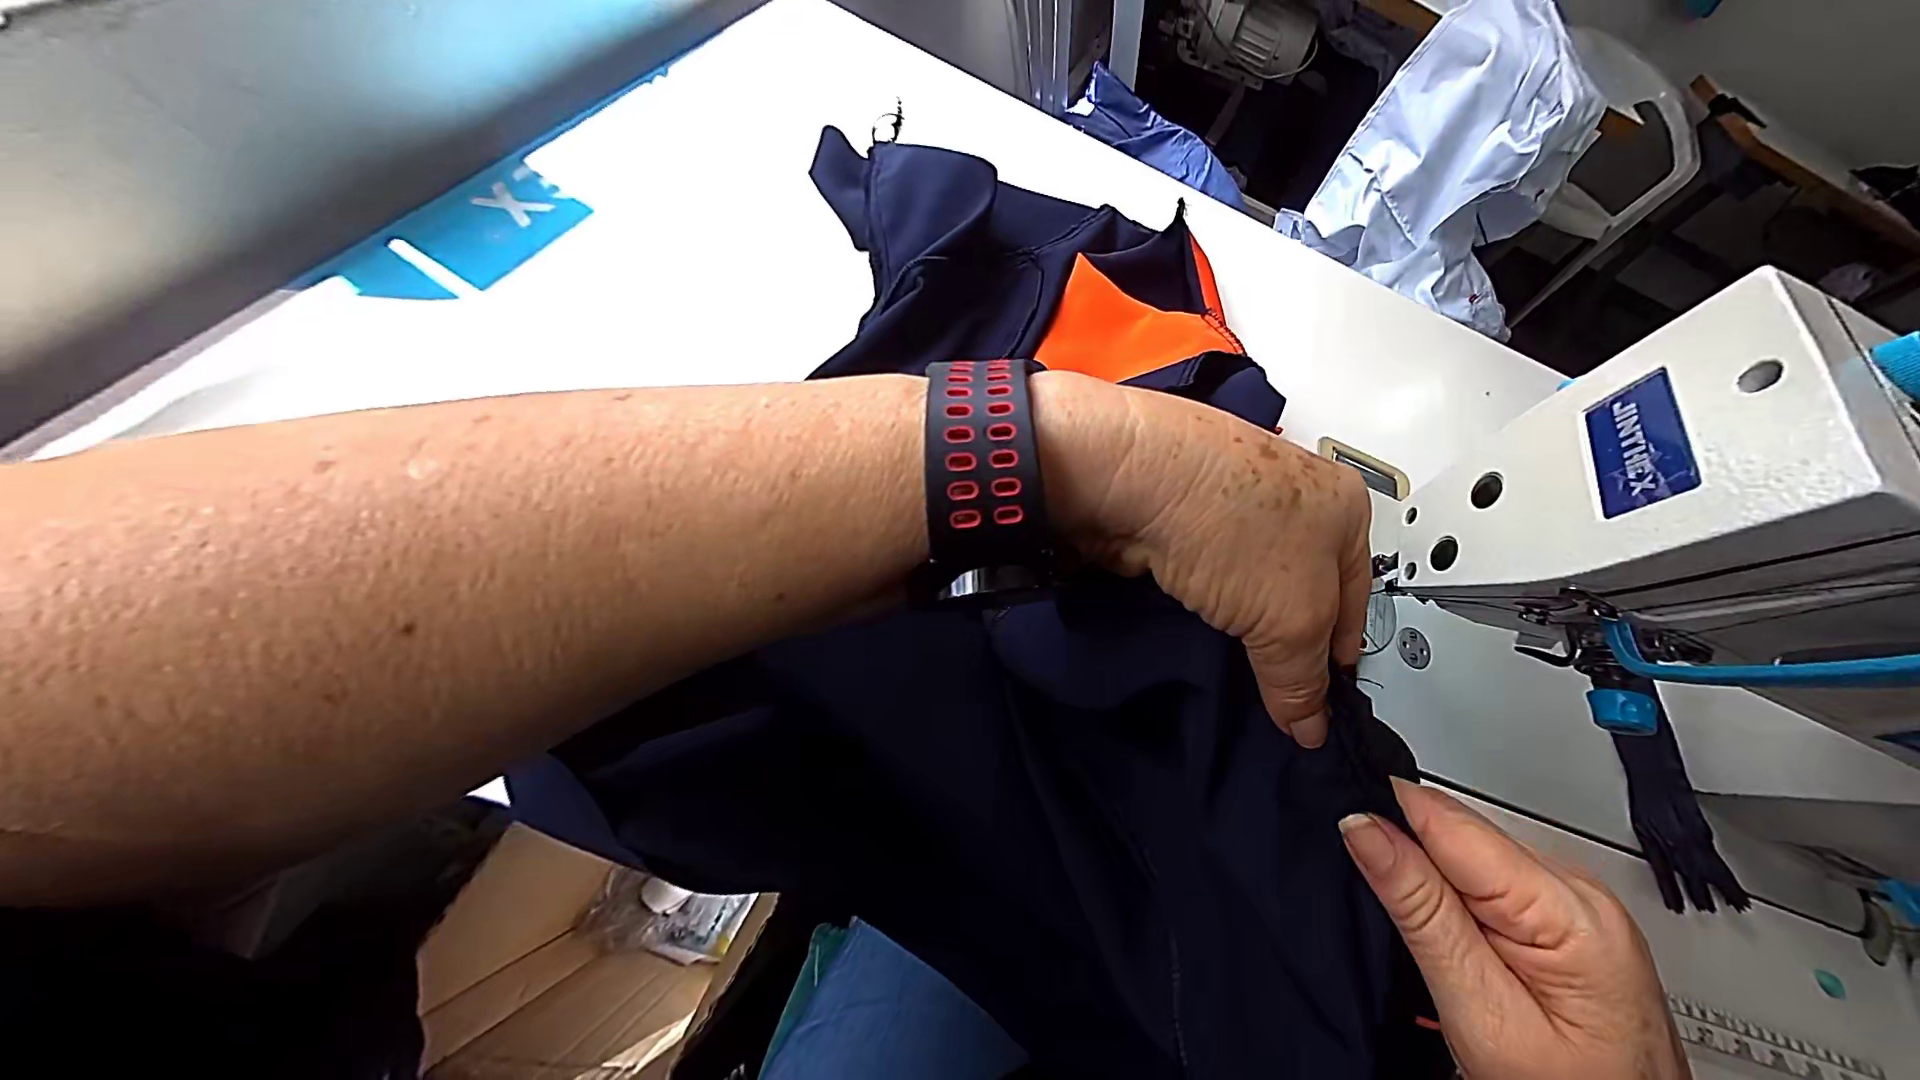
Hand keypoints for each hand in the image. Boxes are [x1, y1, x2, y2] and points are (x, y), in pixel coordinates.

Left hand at [1033, 371, 1372, 746]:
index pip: (1356, 595)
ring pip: (1243, 581)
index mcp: (1341, 507)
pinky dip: (1199, 602)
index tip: (1330, 688)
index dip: (1342, 648)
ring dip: (1236, 620)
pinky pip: (1198, 574)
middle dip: (1287, 637)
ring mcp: (1226, 505)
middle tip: (1280, 687)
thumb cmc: (1229, 520)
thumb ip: (1302, 677)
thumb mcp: (1293, 616)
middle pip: (1298, 587)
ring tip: (1231, 662)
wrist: (1133, 480)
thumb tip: (1308, 725)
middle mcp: (1285, 499)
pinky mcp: (1177, 518)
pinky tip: (1193, 628)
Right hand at [1341, 779, 1690, 1079]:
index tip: (1357, 851)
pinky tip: (1444, 928)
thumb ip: (1419, 908)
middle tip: (1392, 915)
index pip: (1442, 816)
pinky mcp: (1554, 908)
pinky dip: (1442, 886)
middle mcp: (1574, 888)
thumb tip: (1362, 825)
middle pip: (1450, 824)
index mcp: (1566, 909)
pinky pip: (1474, 867)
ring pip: (1456, 843)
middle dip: (1401, 848)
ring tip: (1423, 931)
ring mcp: (1567, 896)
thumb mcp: (1477, 1012)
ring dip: (1420, 870)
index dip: (1385, 822)